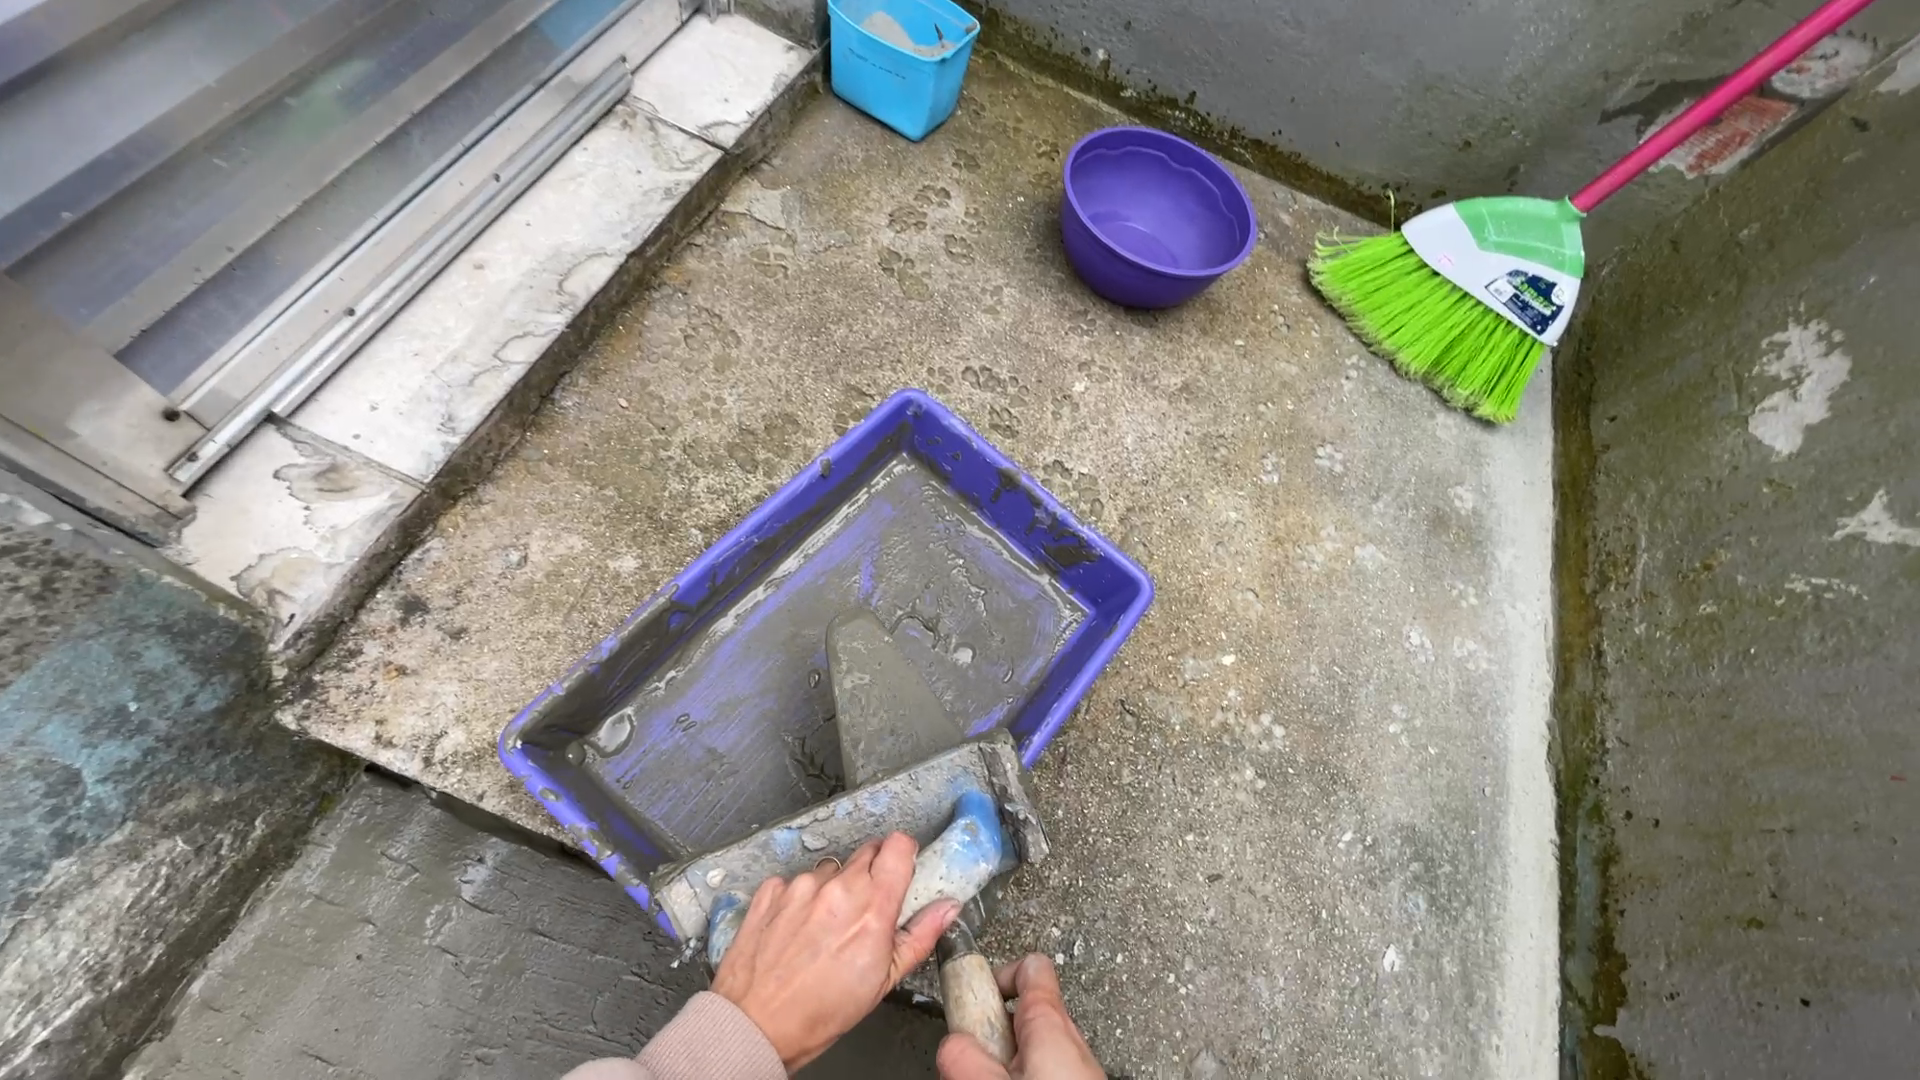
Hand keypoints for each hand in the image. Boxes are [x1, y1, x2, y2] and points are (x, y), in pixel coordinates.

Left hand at [712, 833, 960, 1069]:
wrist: (754, 1026)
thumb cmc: (820, 1013)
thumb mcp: (882, 982)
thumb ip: (919, 936)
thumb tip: (948, 908)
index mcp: (872, 907)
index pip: (898, 846)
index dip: (903, 853)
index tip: (901, 868)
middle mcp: (838, 887)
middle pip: (867, 852)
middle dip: (871, 873)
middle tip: (864, 908)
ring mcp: (801, 885)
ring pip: (831, 869)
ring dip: (834, 888)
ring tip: (823, 928)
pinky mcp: (772, 890)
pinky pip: (796, 881)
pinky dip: (800, 898)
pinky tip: (795, 929)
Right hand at [936, 954, 1103, 1079]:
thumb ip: (964, 1059)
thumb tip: (951, 1045)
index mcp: (1049, 1024)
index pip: (1030, 968)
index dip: (998, 976)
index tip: (975, 1000)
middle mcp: (1069, 1042)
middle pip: (1023, 1015)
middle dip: (994, 1036)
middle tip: (975, 1063)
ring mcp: (1077, 1071)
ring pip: (1033, 1053)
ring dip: (1007, 1067)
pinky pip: (1046, 1076)